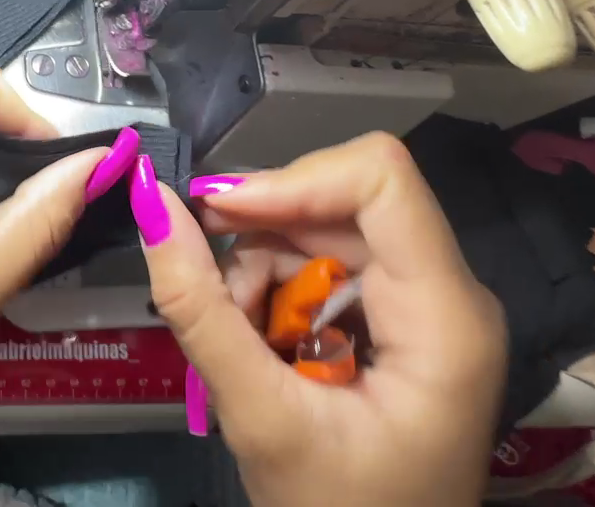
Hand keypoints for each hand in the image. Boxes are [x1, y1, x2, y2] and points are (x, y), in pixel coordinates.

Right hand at [131, 133, 507, 506]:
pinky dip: (270, 279)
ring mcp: (422, 297)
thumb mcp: (259, 417)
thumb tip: (150, 202)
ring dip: (257, 259)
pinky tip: (254, 332)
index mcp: (444, 317)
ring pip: (320, 221)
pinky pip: (319, 252)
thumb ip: (199, 308)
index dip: (293, 177)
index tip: (217, 212)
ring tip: (233, 328)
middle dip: (260, 225)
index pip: (380, 180)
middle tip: (195, 259)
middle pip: (342, 197)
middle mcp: (445, 289)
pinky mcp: (394, 310)